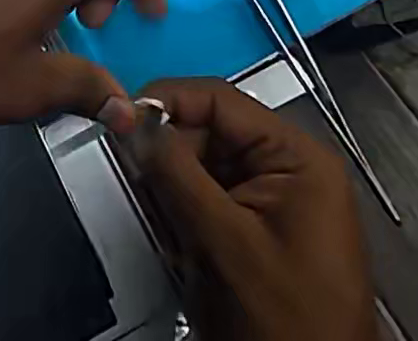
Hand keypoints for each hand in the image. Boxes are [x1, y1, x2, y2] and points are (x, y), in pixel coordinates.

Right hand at [134, 78, 374, 340]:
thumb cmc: (288, 323)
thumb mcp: (226, 241)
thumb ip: (176, 172)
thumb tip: (132, 122)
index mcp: (296, 157)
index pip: (218, 99)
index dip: (166, 100)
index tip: (121, 115)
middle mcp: (284, 165)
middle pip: (203, 129)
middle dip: (165, 155)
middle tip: (135, 180)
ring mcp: (267, 194)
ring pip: (195, 161)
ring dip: (167, 186)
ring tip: (163, 222)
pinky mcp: (251, 221)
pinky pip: (200, 192)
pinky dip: (177, 208)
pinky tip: (175, 238)